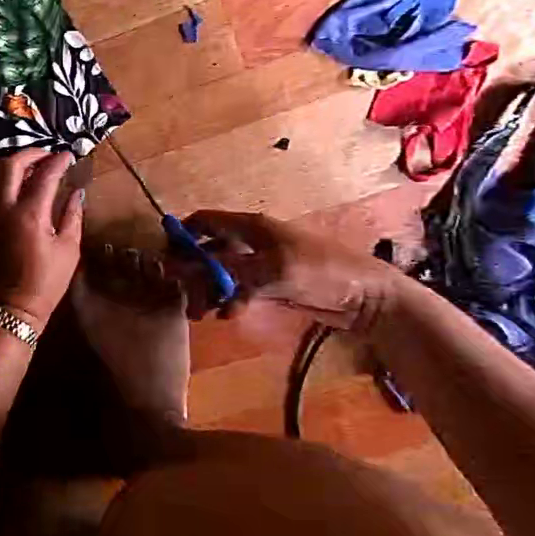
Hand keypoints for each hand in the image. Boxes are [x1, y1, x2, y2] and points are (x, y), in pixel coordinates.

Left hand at [0, 148, 86, 326]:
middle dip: (30, 153)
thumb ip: (72, 214)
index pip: (44, 175)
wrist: (11, 307)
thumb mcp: (69, 249)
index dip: (58, 161)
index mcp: (29, 214)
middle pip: (10, 165)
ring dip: (10, 164)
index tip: (69, 156)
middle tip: (47, 155)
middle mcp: (3, 207)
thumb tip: (76, 191)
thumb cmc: (46, 282)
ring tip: (29, 166)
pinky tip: (13, 185)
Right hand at [175, 210, 414, 332]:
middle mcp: (251, 241)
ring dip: (209, 289)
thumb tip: (184, 269)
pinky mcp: (272, 284)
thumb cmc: (322, 271)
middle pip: (209, 249)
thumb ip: (228, 270)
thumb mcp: (272, 270)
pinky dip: (229, 300)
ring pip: (222, 272)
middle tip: (184, 297)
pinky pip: (239, 289)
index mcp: (251, 226)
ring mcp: (262, 263)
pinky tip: (226, 314)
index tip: (165, 259)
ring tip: (201, 312)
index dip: (182, 235)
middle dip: (194, 271)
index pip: (204, 221)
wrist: (369, 298)